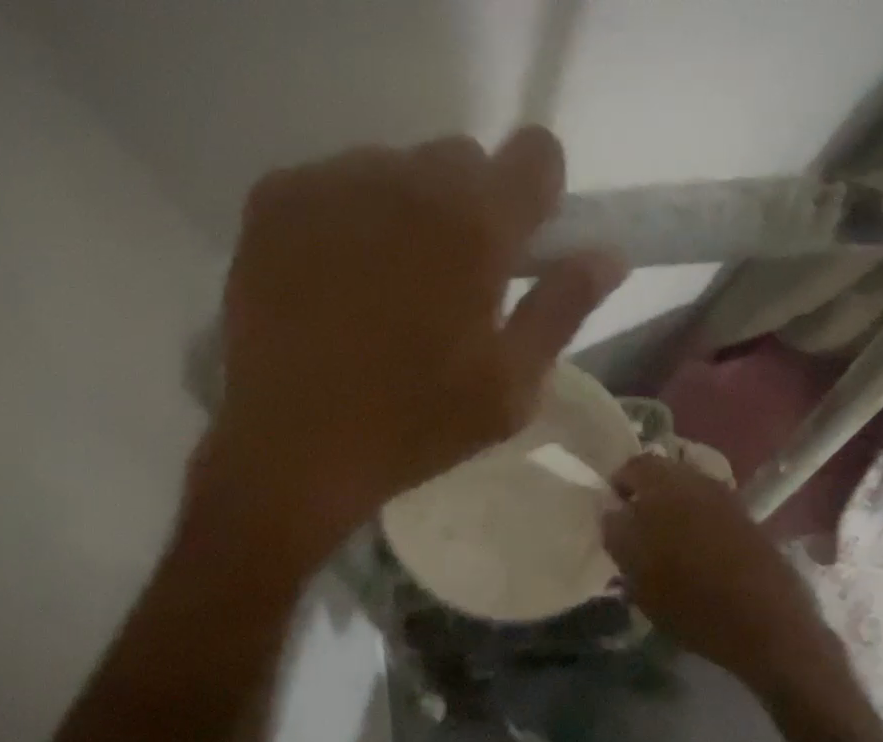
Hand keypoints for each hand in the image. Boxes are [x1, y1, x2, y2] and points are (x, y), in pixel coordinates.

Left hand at [201, 128, 628, 564]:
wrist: (291, 449)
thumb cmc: (412, 427)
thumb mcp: (508, 388)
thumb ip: (562, 309)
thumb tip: (607, 254)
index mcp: (478, 225)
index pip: (536, 153)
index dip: (535, 194)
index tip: (518, 242)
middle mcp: (408, 180)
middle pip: (459, 158)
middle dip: (464, 207)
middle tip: (441, 281)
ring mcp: (335, 183)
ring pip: (391, 169)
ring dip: (399, 211)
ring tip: (374, 286)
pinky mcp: (275, 199)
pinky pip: (329, 184)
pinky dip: (339, 218)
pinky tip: (326, 279)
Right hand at [602, 454, 850, 695]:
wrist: (767, 623)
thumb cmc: (689, 601)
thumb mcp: (636, 576)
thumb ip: (618, 536)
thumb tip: (613, 512)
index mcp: (664, 486)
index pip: (632, 467)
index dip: (617, 489)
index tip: (610, 517)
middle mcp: (698, 481)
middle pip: (662, 477)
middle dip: (645, 498)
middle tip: (634, 532)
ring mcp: (727, 500)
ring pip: (687, 494)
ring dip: (672, 511)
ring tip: (662, 547)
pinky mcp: (749, 521)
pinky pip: (710, 512)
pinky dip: (696, 524)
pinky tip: (693, 556)